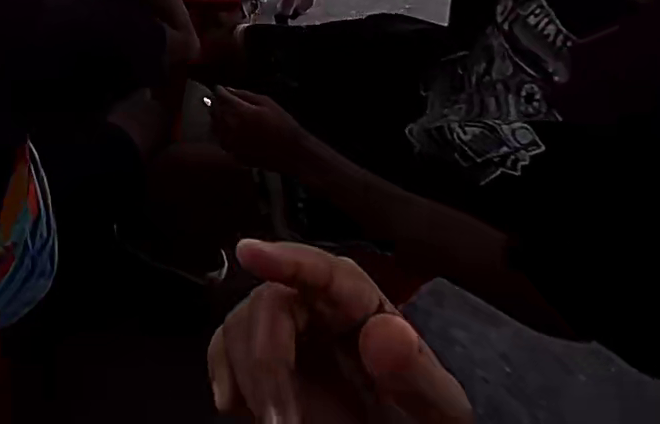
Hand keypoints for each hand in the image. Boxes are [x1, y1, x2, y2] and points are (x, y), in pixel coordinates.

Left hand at [210, 86, 320, 177]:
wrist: (292, 152)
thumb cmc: (282, 124)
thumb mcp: (266, 102)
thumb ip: (244, 95)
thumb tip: (228, 89)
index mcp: (239, 112)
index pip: (221, 97)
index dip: (219, 91)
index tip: (220, 88)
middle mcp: (230, 127)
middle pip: (215, 111)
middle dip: (217, 103)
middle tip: (222, 99)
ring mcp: (230, 143)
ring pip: (215, 126)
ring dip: (217, 118)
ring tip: (225, 113)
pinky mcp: (233, 154)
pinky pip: (221, 140)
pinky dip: (222, 132)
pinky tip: (230, 130)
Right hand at [210, 240, 474, 423]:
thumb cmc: (415, 418)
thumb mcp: (436, 408)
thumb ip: (418, 374)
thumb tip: (386, 331)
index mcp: (359, 303)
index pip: (323, 271)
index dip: (284, 258)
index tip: (248, 251)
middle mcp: (313, 303)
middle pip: (271, 302)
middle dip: (267, 361)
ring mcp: (283, 328)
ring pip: (242, 323)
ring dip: (248, 376)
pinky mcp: (257, 355)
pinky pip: (225, 345)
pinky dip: (223, 370)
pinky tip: (234, 405)